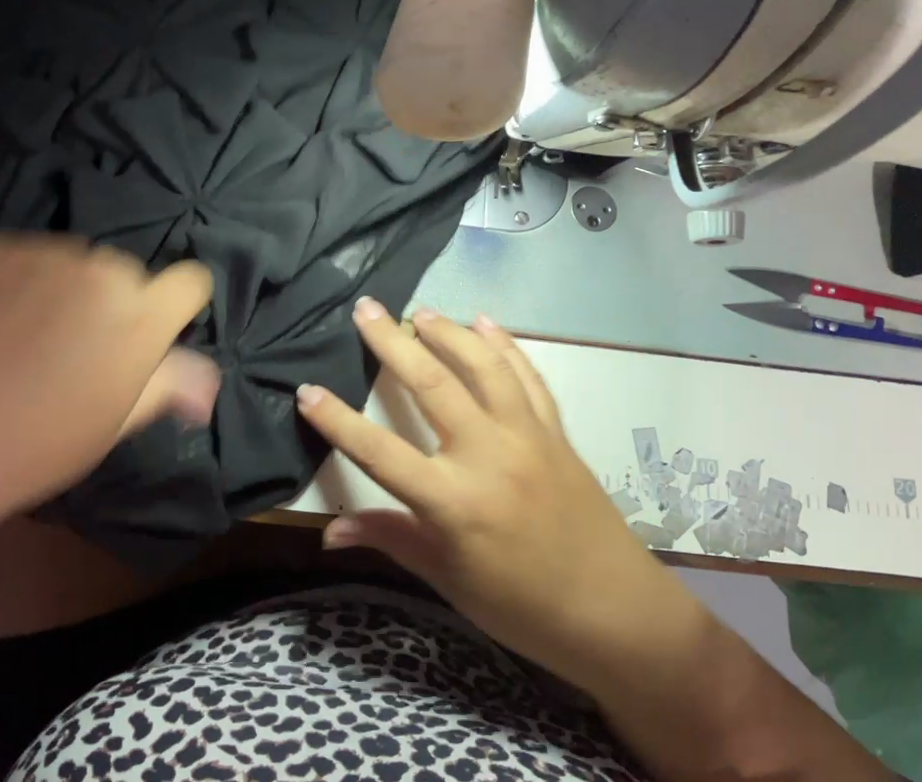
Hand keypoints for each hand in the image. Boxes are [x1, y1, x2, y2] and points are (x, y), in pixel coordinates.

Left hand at [0, 235, 219, 532]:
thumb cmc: (24, 449)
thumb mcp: (109, 428)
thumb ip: (166, 387)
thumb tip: (205, 382)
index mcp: (138, 315)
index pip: (190, 282)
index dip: (176, 311)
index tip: (149, 345)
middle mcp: (96, 268)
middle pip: (128, 276)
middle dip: (117, 308)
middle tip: (78, 361)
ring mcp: (37, 253)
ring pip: (76, 267)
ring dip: (69, 295)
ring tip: (25, 347)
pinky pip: (27, 261)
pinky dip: (22, 287)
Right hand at [295, 299, 683, 675]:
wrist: (615, 613)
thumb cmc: (521, 605)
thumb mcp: (448, 578)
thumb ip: (391, 539)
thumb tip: (329, 532)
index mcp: (454, 502)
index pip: (380, 452)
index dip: (338, 421)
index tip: (306, 390)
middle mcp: (489, 456)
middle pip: (432, 385)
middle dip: (393, 342)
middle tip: (365, 308)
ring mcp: (527, 438)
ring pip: (484, 368)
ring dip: (450, 332)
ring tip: (421, 310)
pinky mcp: (556, 434)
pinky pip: (529, 379)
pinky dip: (506, 346)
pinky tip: (487, 323)